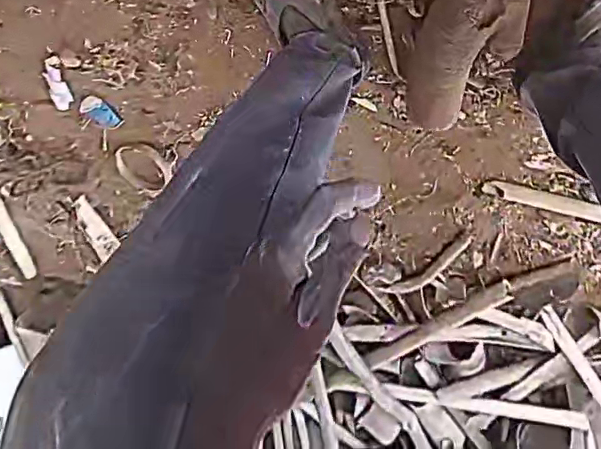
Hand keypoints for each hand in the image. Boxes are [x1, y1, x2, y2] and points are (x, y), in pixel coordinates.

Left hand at [177, 181, 380, 448]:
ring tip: (353, 229)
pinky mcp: (250, 283)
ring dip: (325, 226)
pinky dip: (310, 246)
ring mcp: (253, 266)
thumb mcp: (317, 318)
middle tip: (367, 206)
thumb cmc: (272, 369)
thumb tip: (361, 224)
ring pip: (296, 231)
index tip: (374, 192)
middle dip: (338, 205)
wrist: (226, 408)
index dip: (349, 193)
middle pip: (305, 212)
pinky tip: (324, 259)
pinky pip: (286, 250)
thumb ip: (339, 266)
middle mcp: (262, 250)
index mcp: (279, 252)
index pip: (319, 205)